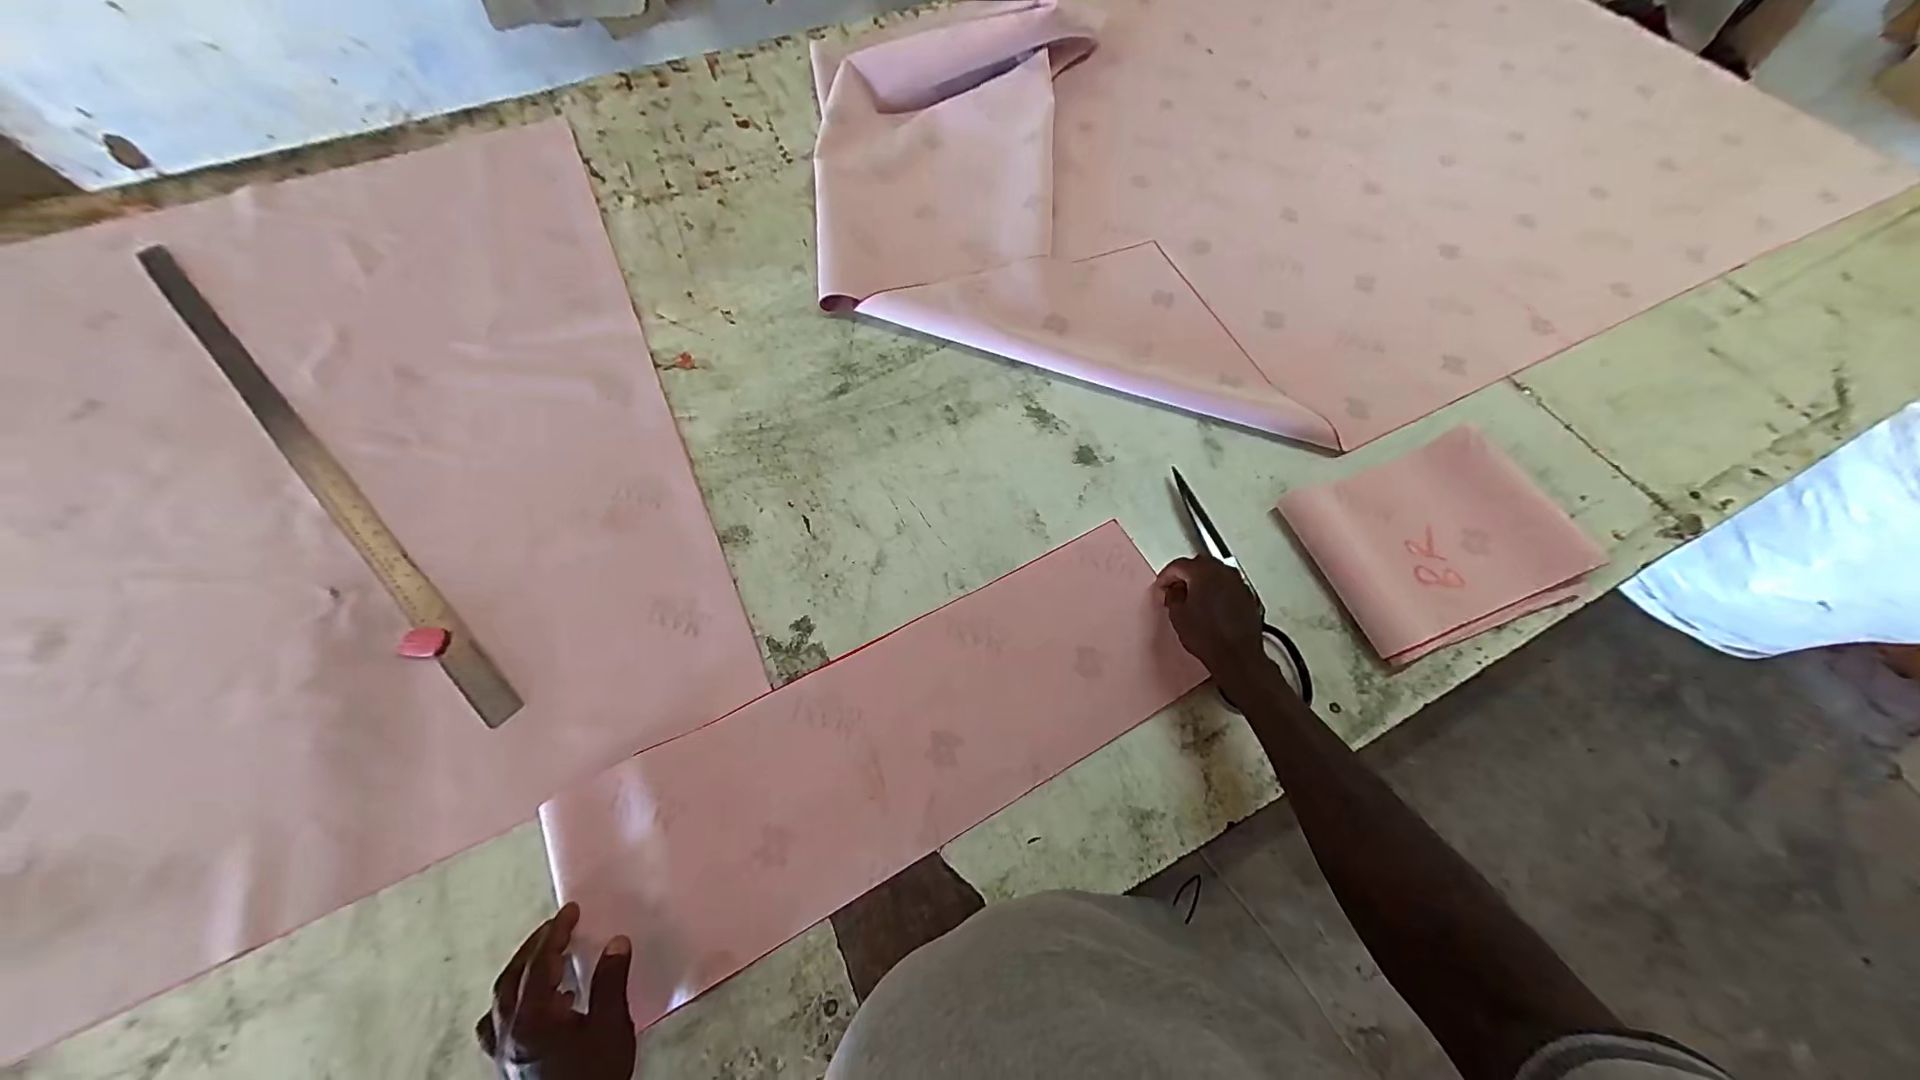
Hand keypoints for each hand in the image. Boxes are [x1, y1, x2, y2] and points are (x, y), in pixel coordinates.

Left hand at [475, 903, 635, 1079]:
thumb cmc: (595, 1075)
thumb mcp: (611, 1025)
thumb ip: (610, 981)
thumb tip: (615, 943)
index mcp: (533, 1017)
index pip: (539, 964)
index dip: (555, 933)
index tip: (571, 911)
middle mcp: (509, 1033)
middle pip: (511, 979)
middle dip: (533, 947)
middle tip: (557, 926)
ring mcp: (503, 1053)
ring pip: (500, 1001)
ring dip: (521, 971)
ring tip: (545, 957)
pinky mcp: (507, 1067)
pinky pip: (498, 1024)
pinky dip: (514, 1000)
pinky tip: (538, 1002)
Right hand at [1154, 556, 1267, 674]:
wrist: (1236, 655)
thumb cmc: (1209, 636)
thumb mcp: (1177, 615)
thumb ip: (1173, 595)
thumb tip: (1175, 591)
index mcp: (1203, 572)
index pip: (1179, 565)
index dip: (1166, 576)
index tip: (1162, 585)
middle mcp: (1223, 572)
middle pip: (1199, 565)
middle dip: (1186, 575)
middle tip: (1175, 589)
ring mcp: (1239, 584)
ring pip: (1216, 574)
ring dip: (1203, 582)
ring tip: (1193, 599)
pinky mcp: (1249, 597)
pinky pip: (1228, 586)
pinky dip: (1218, 591)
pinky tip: (1211, 607)